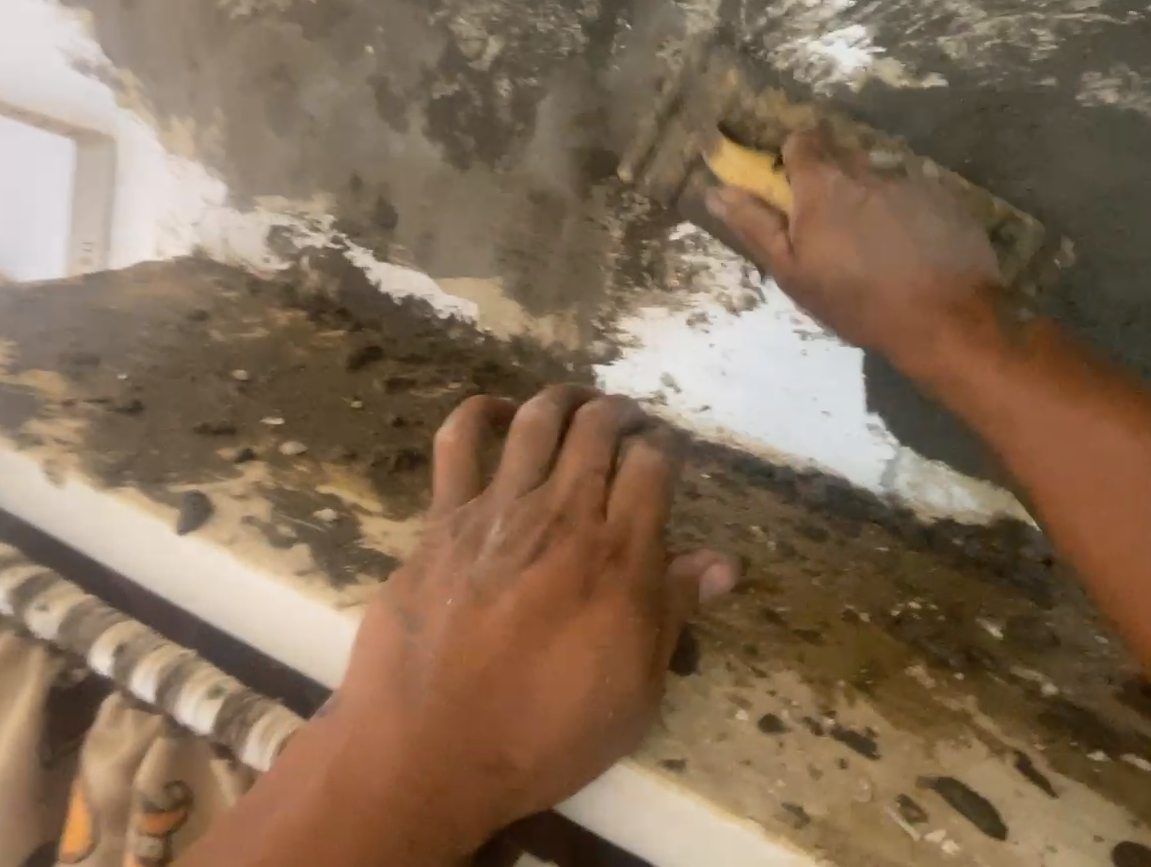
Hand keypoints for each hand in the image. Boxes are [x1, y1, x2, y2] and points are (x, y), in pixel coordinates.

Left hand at [325, 387, 738, 852]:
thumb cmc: (543, 733)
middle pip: (600, 427)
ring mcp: (499, 509)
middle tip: (628, 424)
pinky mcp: (445, 517)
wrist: (427, 751)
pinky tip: (497, 412)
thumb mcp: (634, 691)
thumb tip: (724, 563)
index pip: (654, 464)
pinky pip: (458, 443)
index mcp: (618, 556)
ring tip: (579, 403)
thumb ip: (674, 611)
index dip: (666, 448)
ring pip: (539, 418)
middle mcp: (563, 514)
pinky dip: (479, 413)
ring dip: (566, 398)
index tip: (666, 456)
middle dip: (622, 413)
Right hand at [706, 130, 1000, 375]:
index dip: (792, 159)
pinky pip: (913, 193)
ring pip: (877, 176)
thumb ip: (754, 225)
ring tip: (873, 245)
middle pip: (841, 156)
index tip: (791, 190)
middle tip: (829, 227)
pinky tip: (908, 250)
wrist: (941, 320)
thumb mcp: (791, 271)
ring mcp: (912, 181)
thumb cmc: (853, 299)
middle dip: (829, 180)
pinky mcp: (946, 198)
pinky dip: (903, 212)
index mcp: (823, 184)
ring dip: (867, 198)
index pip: (802, 140)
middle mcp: (867, 170)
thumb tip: (716, 192)